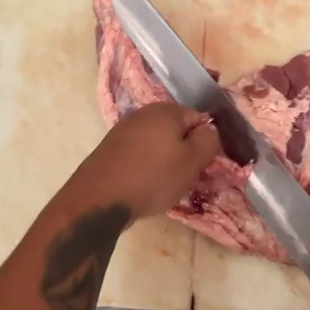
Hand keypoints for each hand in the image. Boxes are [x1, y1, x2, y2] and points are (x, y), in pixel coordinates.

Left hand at [67, 103, 220, 219]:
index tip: (203, 164)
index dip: (205, 141)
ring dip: (165, 161)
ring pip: (157, 144)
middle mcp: (143, 113)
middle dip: (184, 152)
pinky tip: (144, 186)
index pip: (199, 118)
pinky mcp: (110, 149)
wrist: (100, 199)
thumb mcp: (191, 161)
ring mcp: (123, 130)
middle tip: (186, 177)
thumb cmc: (152, 177)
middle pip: (176, 131)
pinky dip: (146, 167)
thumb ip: (208, 141)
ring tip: (165, 185)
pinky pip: (139, 155)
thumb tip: (210, 129)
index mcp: (166, 110)